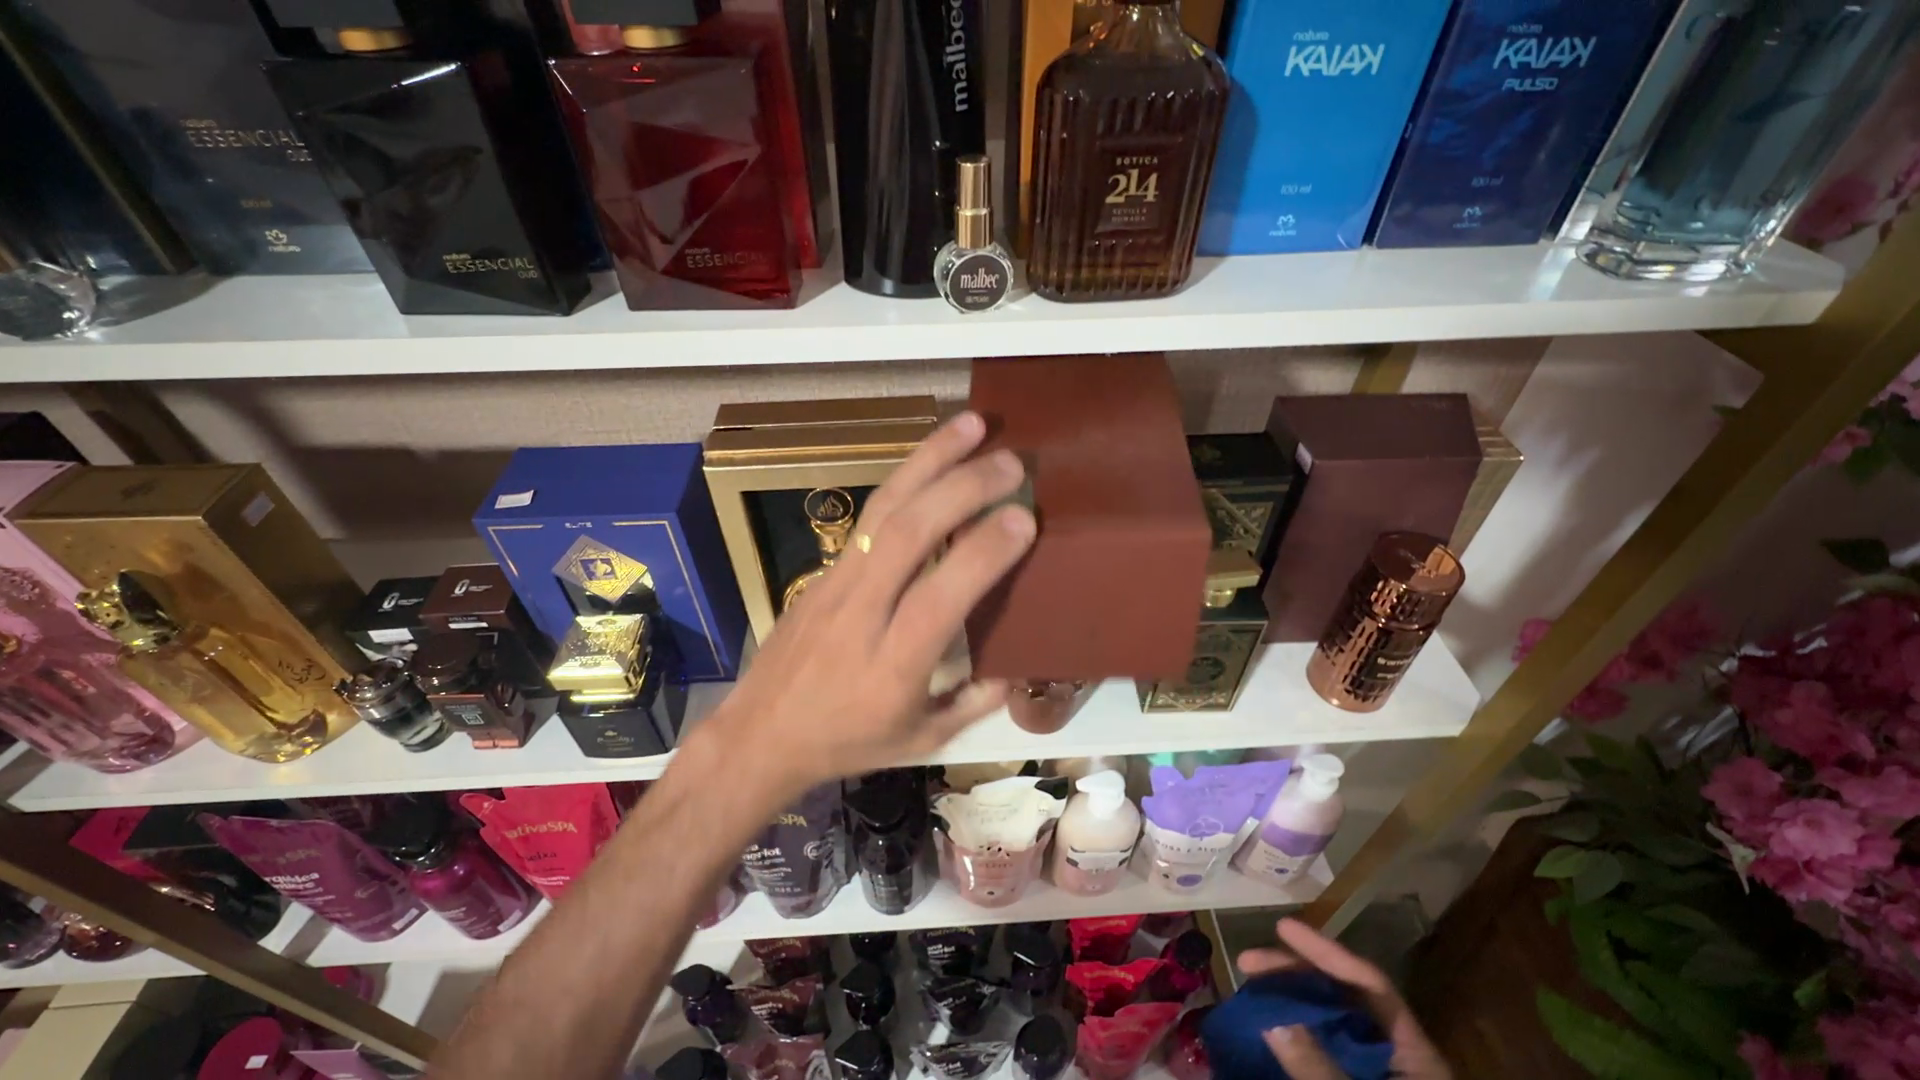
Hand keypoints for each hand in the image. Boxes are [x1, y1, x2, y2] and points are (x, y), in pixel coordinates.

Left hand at [705, 410, 1035, 791]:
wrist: (761, 734)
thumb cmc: (847, 742)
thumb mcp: (922, 741)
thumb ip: (974, 703)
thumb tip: (1017, 667)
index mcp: (893, 666)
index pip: (940, 597)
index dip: (982, 554)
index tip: (1024, 518)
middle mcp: (863, 614)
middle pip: (909, 536)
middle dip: (963, 489)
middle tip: (1011, 463)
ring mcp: (836, 585)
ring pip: (884, 511)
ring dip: (929, 461)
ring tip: (971, 425)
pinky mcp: (823, 571)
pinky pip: (868, 516)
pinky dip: (905, 479)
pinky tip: (933, 458)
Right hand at [1239, 918, 1451, 1079]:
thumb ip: (1319, 1072)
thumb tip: (1275, 1021)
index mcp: (1416, 1054)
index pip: (1370, 984)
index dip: (1326, 951)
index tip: (1283, 928)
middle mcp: (1403, 1054)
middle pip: (1351, 997)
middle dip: (1300, 974)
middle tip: (1248, 963)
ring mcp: (1385, 1075)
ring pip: (1340, 1021)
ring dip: (1298, 999)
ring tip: (1256, 986)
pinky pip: (1334, 1048)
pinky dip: (1304, 1032)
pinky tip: (1274, 1028)